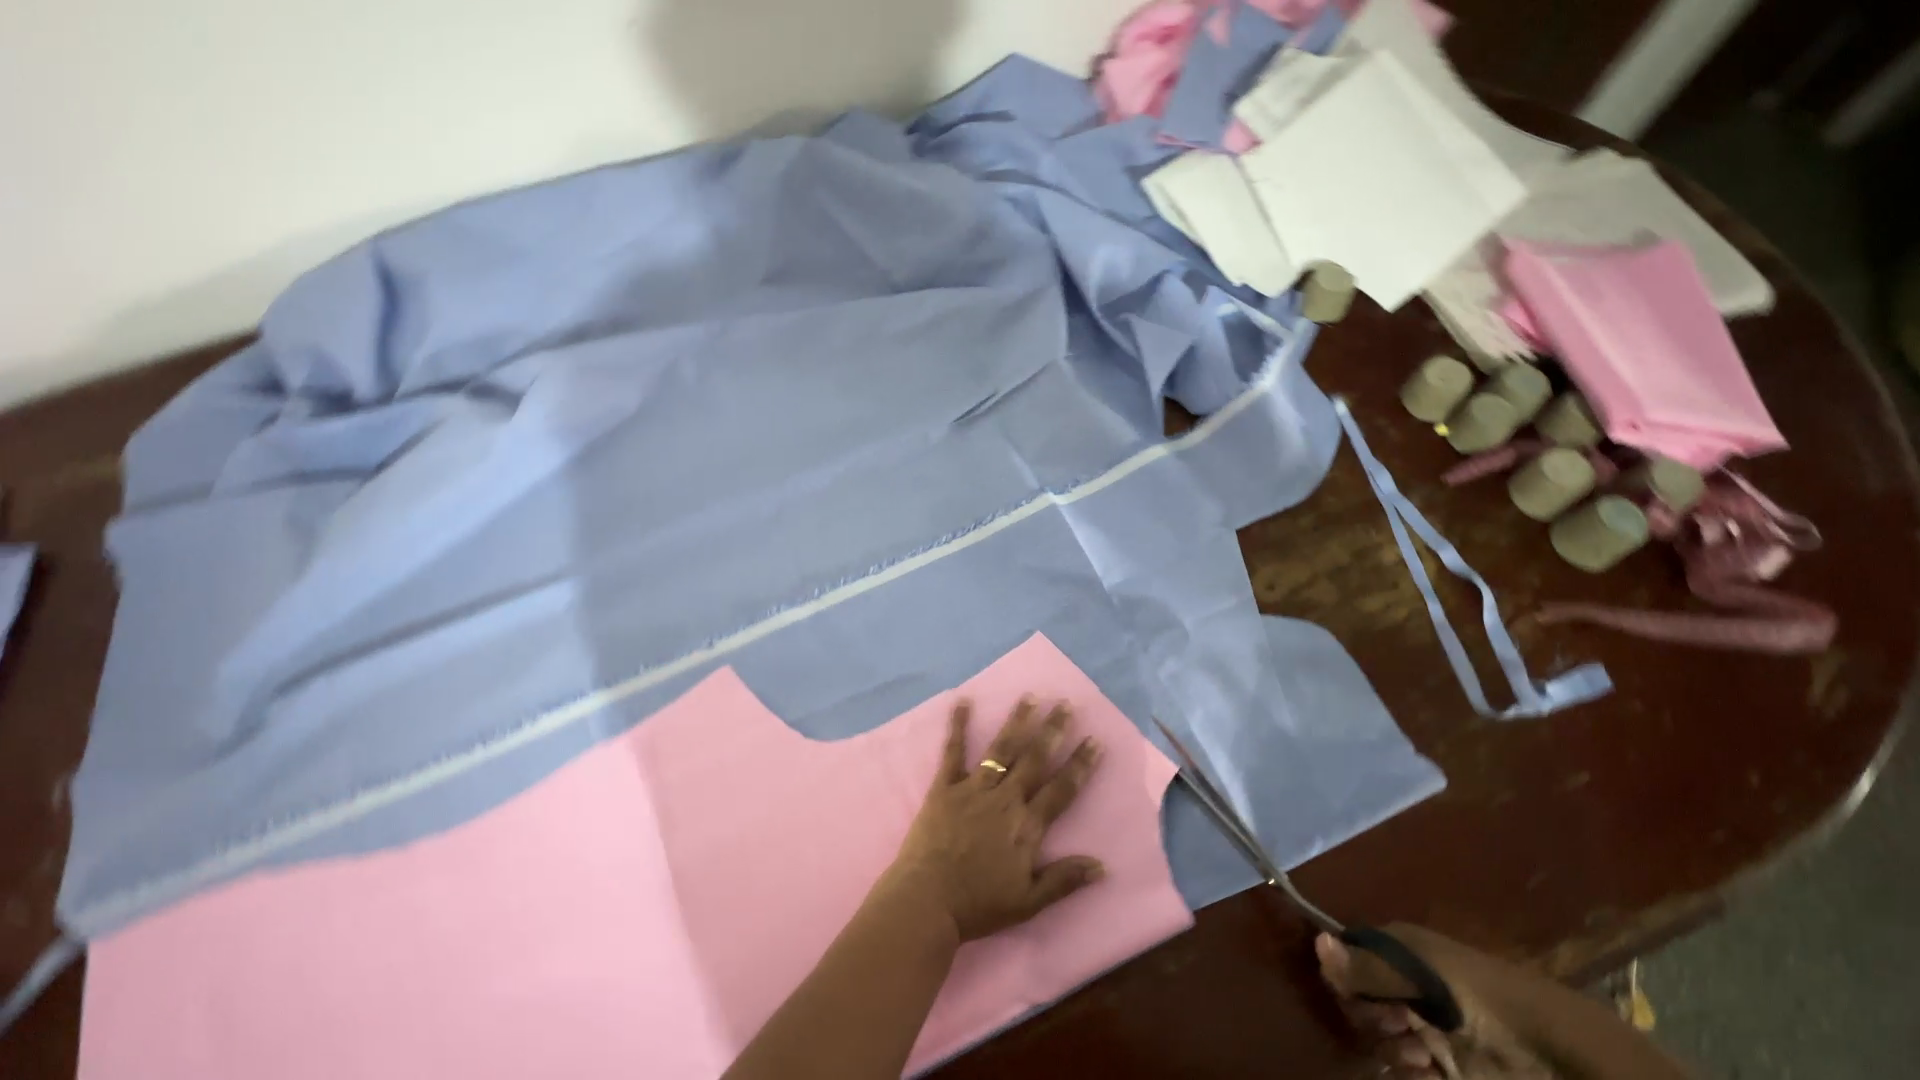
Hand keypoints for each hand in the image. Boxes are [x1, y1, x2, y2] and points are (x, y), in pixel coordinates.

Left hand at [883, 698, 1106, 942]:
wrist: (926, 900)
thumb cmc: (978, 905)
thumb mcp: (1028, 902)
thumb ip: (1064, 880)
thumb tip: (1102, 866)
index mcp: (1027, 826)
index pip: (1061, 790)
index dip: (1080, 765)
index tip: (1095, 740)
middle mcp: (1005, 800)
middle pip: (1034, 760)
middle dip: (1052, 731)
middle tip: (1066, 704)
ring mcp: (973, 790)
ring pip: (1001, 749)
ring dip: (1017, 721)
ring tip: (1030, 697)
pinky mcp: (944, 788)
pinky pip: (953, 752)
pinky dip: (958, 725)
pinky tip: (963, 701)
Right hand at [1318, 924, 1551, 1079]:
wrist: (1552, 1055)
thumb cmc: (1483, 999)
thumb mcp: (1427, 976)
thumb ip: (1371, 967)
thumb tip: (1316, 942)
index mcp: (1402, 952)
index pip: (1349, 956)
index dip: (1343, 975)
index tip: (1350, 993)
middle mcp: (1407, 986)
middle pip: (1359, 1001)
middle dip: (1368, 1018)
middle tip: (1395, 1026)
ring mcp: (1424, 1027)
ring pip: (1379, 1039)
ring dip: (1390, 1050)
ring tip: (1418, 1058)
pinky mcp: (1441, 1065)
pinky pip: (1403, 1071)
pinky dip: (1407, 1074)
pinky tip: (1426, 1074)